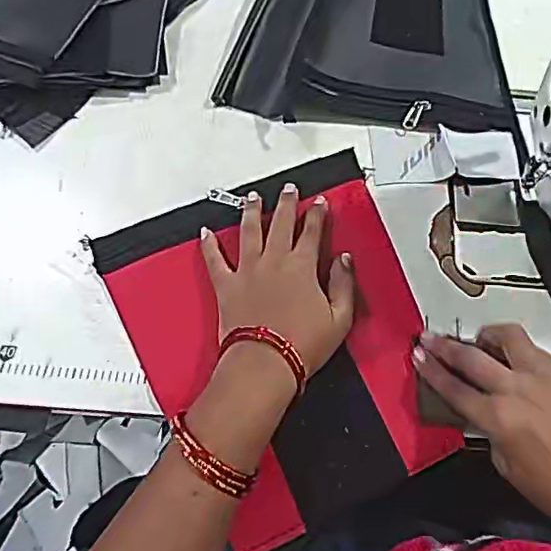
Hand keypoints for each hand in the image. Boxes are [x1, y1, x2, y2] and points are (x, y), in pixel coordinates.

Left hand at [200, 183, 355, 381]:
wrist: (265, 361)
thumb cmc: (301, 345)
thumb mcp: (339, 317)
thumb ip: (343, 284)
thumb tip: (344, 262)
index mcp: (302, 266)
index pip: (312, 231)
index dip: (317, 214)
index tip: (318, 204)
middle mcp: (274, 261)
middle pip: (281, 222)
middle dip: (287, 202)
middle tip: (289, 189)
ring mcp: (248, 270)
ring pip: (249, 230)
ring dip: (252, 211)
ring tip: (253, 198)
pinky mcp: (226, 285)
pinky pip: (214, 258)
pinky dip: (209, 244)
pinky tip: (206, 232)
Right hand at [414, 325, 550, 538]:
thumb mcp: (506, 466)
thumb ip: (486, 432)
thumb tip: (477, 414)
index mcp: (500, 418)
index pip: (454, 386)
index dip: (431, 370)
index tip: (419, 357)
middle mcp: (520, 390)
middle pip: (471, 355)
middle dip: (444, 345)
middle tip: (431, 339)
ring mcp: (544, 378)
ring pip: (507, 336)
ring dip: (485, 334)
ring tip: (475, 338)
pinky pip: (532, 348)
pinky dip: (515, 347)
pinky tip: (510, 357)